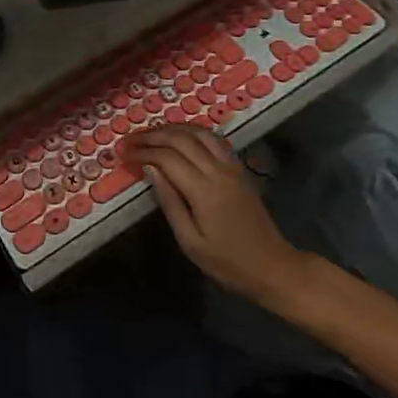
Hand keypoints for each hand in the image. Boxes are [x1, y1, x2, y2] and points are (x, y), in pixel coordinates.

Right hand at [121, 126, 309, 304]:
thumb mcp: (189, 241)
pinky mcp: (240, 170)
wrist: (275, 268)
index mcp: (205, 190)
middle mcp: (220, 172)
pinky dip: (192, 133)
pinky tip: (179, 138)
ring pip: (200, 133)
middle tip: (130, 141)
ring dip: (172, 129)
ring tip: (150, 134)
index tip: (123, 156)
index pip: (167, 158)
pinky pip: (215, 140)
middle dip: (152, 136)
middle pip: (181, 139)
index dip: (142, 153)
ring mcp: (233, 168)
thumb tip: (150, 169)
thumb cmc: (227, 262)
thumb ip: (169, 202)